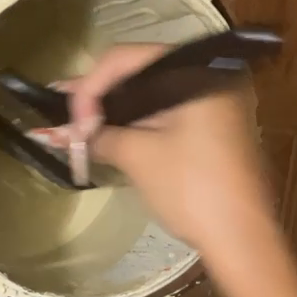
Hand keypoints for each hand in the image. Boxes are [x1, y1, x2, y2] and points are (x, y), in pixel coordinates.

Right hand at [33, 43, 272, 248]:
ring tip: (70, 126)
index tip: (69, 124)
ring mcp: (210, 103)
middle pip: (135, 74)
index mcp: (195, 71)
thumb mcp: (138, 156)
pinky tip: (102, 134)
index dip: (88, 89)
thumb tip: (64, 131)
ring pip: (146, 97)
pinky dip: (132, 125)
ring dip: (109, 114)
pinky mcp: (207, 128)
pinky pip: (161, 115)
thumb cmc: (192, 189)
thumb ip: (99, 136)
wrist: (240, 235)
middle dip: (94, 99)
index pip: (125, 60)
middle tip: (56, 114)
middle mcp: (207, 76)